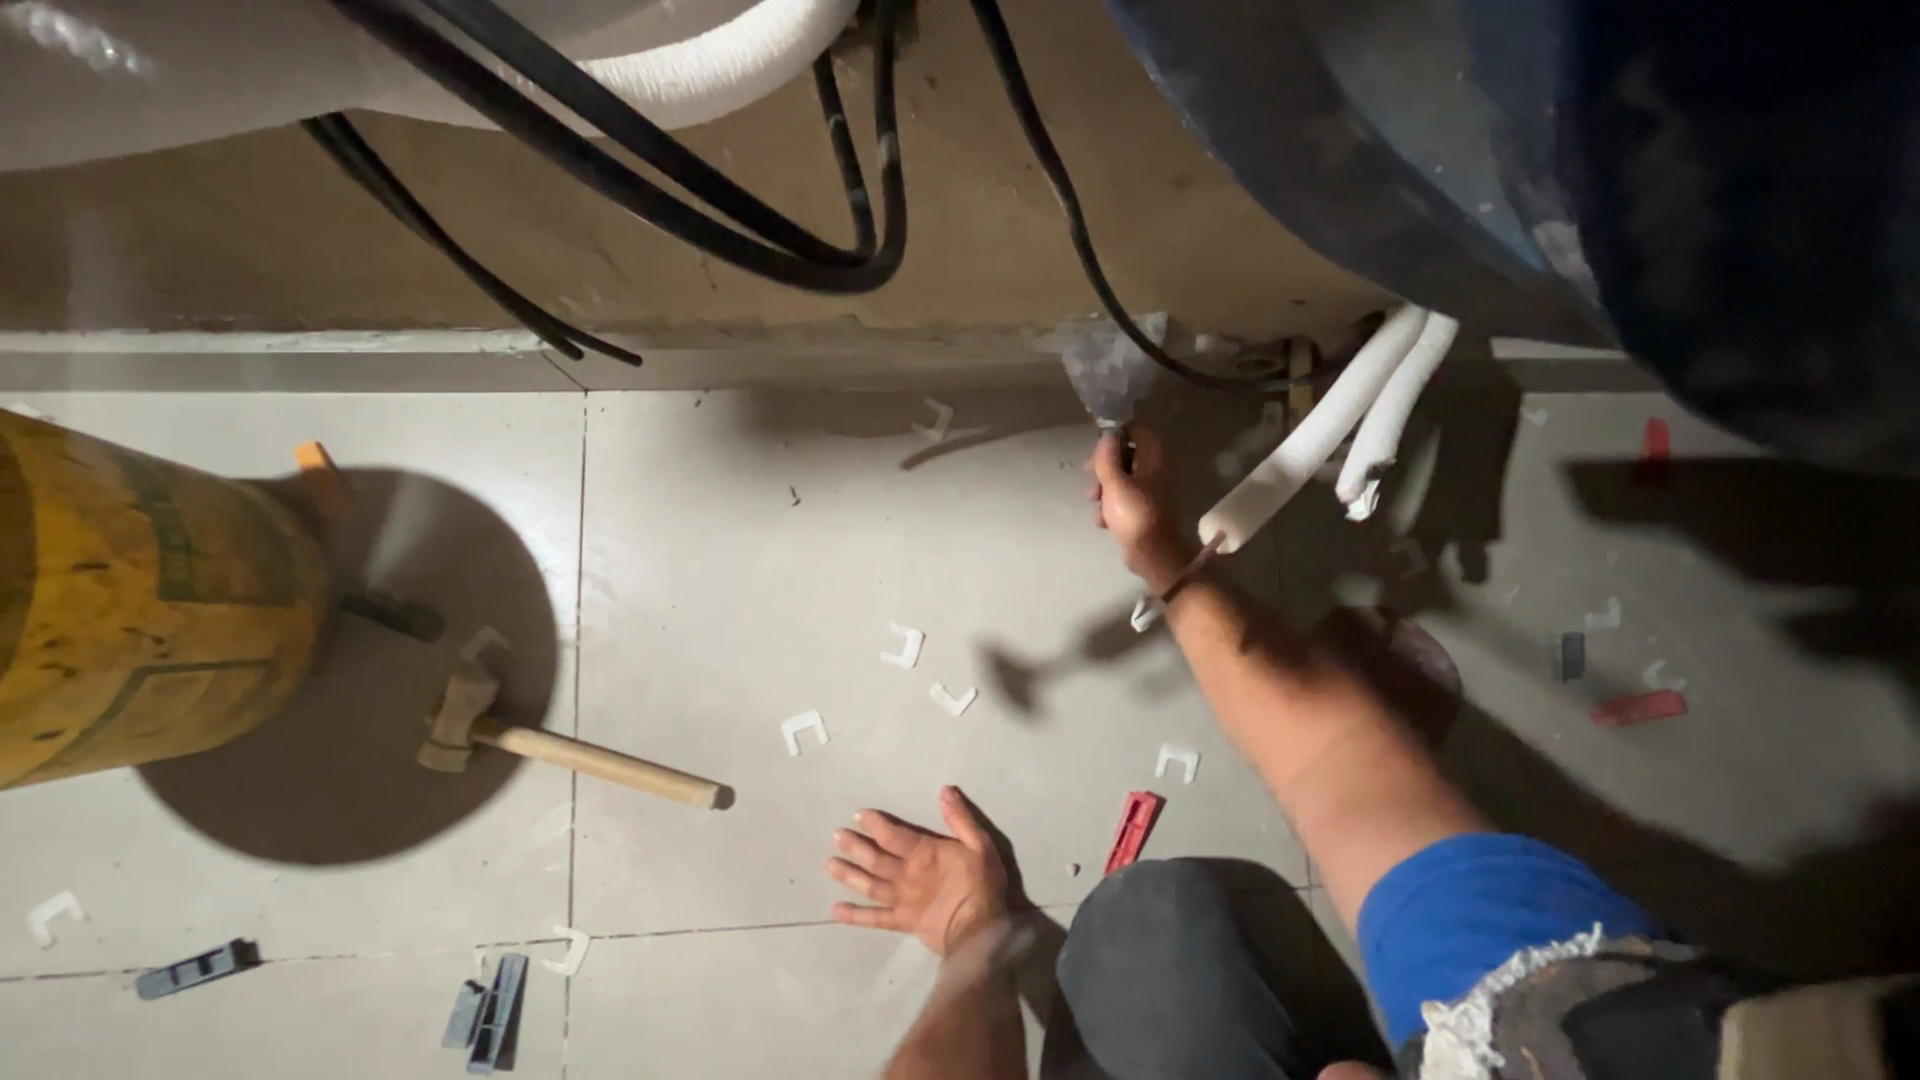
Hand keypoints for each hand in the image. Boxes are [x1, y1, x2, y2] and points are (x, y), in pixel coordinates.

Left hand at [827, 786, 1008, 956]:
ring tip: (829, 865)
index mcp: (923, 855)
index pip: (892, 835)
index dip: (874, 824)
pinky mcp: (901, 923)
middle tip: (836, 835)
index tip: (858, 815)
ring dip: (848, 875)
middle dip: (854, 846)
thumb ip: (960, 819)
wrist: (982, 931)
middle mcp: (906, 875)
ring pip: (868, 886)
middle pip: (874, 859)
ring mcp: (901, 901)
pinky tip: (835, 911)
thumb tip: (945, 791)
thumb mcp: (980, 845)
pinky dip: (854, 916)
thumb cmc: (982, 885)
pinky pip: (874, 920)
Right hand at [1087, 427, 1194, 593]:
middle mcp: (1156, 471)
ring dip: (1104, 487)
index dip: (1119, 432)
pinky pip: (1124, 499)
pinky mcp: (1144, 510)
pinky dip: (1112, 506)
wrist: (1151, 553)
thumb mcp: (1114, 483)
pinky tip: (1102, 520)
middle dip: (1105, 464)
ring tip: (1093, 500)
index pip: (1140, 429)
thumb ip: (1107, 458)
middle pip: (1128, 455)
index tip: (1099, 444)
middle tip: (1089, 474)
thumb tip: (1107, 436)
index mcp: (1153, 458)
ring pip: (1123, 479)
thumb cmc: (1133, 513)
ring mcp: (1151, 491)